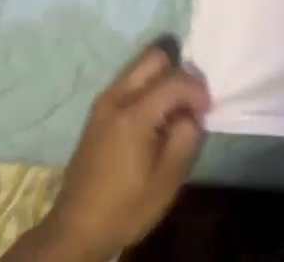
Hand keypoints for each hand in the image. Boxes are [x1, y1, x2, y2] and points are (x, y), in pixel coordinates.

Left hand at [10, 42, 211, 261]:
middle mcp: (115, 97)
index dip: (198, 90)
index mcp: (133, 114)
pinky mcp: (98, 110)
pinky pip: (128, 80)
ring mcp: (103, 101)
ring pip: (139, 65)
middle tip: (191, 101)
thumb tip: (191, 113)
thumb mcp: (168, 179)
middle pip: (154, 56)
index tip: (207, 111)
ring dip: (162, 76)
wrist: (77, 227)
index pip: (175, 80)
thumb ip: (187, 136)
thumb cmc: (126, 207)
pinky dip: (148, 85)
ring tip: (175, 108)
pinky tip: (155, 115)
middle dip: (179, 71)